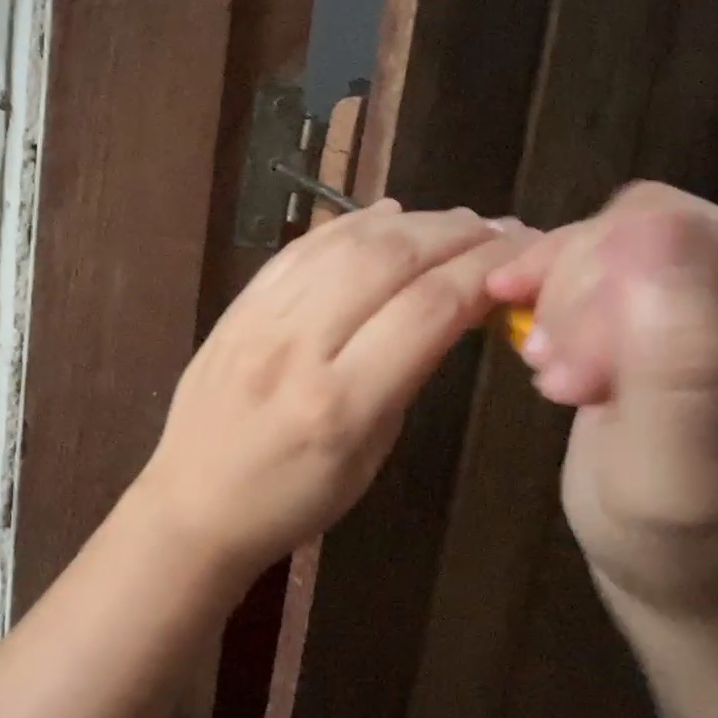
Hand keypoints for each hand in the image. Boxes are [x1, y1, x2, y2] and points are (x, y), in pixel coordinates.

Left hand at [133, 200, 534, 573]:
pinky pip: (298, 250)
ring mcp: (259, 320)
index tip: (522, 256)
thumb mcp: (371, 455)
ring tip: (454, 220)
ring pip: (342, 244)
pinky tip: (386, 215)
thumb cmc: (293, 500)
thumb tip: (453, 305)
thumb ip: (409, 375)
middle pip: (387, 260)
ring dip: (408, 221)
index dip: (484, 271)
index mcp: (340, 403)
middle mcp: (298, 347)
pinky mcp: (237, 307)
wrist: (194, 502)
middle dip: (454, 234)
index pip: (428, 309)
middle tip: (498, 229)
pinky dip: (348, 224)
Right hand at [487, 183, 717, 623]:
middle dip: (589, 297)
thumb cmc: (683, 558)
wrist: (686, 576)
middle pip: (682, 228)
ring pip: (643, 221)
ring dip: (570, 287)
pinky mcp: (717, 282)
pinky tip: (538, 319)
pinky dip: (565, 272)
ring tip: (551, 362)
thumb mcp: (671, 490)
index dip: (618, 302)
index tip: (562, 382)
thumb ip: (674, 373)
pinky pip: (625, 234)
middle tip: (555, 377)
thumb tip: (650, 231)